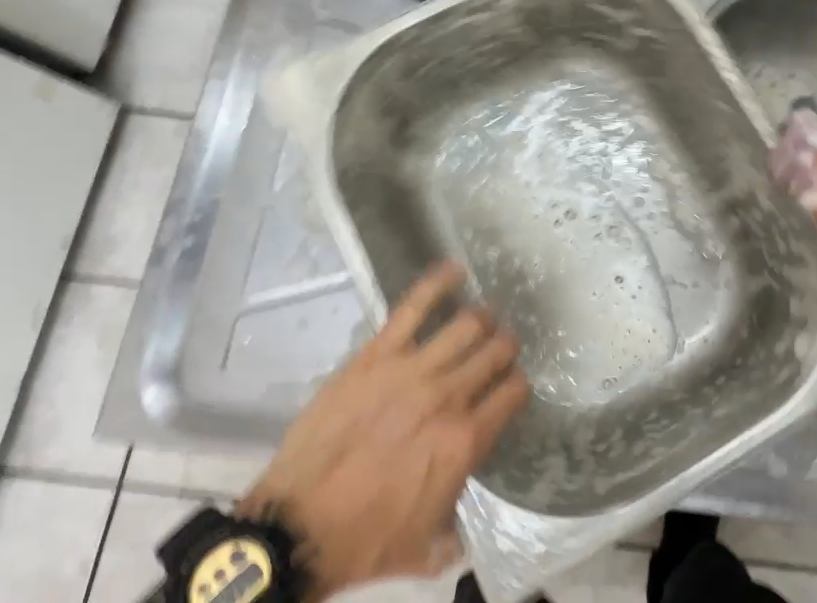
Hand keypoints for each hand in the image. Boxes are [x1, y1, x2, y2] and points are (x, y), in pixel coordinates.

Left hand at [236, 262, 529, 598]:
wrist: (299, 525)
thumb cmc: (366, 540)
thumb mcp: (429, 548)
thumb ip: (458, 530)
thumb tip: (463, 525)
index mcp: (466, 441)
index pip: (512, 395)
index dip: (518, 387)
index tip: (514, 385)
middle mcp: (448, 398)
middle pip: (494, 353)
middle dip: (505, 346)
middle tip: (504, 344)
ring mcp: (411, 370)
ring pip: (464, 326)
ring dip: (481, 318)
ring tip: (485, 314)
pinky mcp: (375, 355)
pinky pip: (412, 308)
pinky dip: (437, 283)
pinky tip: (454, 268)